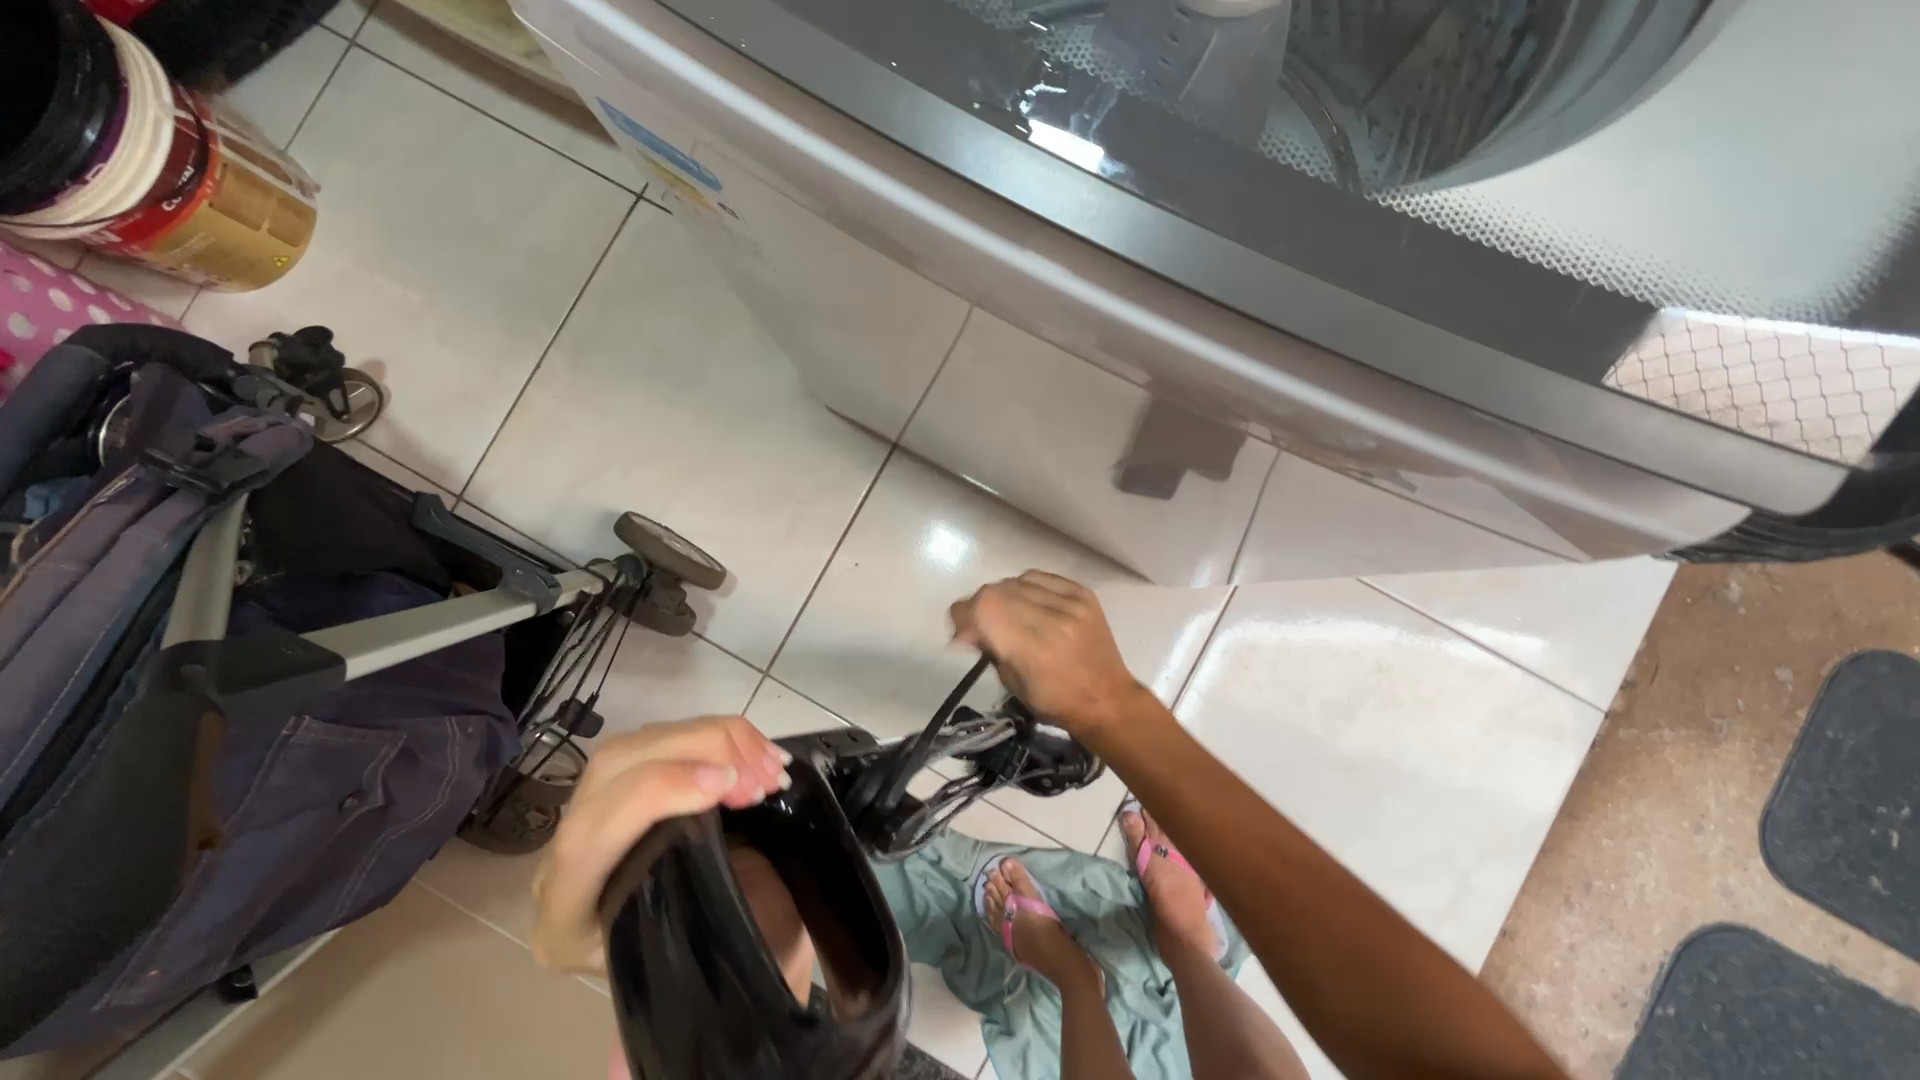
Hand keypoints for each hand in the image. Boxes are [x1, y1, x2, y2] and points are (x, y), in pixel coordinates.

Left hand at [530, 715, 790, 973]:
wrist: (696, 949)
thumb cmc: (699, 964)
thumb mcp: (690, 979)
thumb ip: (680, 986)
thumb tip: (638, 1042)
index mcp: (567, 918)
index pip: (587, 840)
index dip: (654, 796)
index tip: (725, 785)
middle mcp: (566, 858)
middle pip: (613, 770)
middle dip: (696, 753)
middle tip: (765, 775)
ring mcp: (594, 809)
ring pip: (636, 742)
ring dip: (715, 738)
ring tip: (771, 764)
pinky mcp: (628, 779)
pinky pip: (663, 736)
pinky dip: (719, 734)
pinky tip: (759, 751)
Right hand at [948, 570, 1146, 735]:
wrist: (1106, 698)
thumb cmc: (1056, 702)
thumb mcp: (1012, 683)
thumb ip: (990, 649)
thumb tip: (967, 627)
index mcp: (1034, 650)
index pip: (983, 610)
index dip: (963, 616)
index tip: (963, 634)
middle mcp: (1054, 620)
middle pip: (996, 592)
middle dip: (979, 607)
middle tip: (980, 626)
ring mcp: (1072, 603)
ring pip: (1016, 581)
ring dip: (1001, 596)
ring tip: (1006, 615)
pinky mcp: (1083, 594)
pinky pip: (1040, 577)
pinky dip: (1024, 586)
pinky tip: (1026, 602)